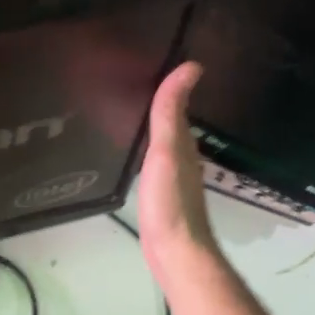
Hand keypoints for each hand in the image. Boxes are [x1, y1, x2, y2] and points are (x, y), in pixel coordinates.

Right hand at [136, 63, 221, 277]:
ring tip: (122, 114)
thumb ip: (171, 113)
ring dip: (149, 130)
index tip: (146, 64)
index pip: (177, 106)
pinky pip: (152, 164)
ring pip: (161, 144)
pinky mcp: (161, 196)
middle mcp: (183, 158)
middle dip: (155, 106)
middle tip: (125, 86)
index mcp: (184, 144)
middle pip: (169, 124)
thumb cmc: (170, 201)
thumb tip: (192, 65)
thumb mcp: (167, 152)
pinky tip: (129, 155)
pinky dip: (143, 152)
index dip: (166, 86)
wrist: (173, 250)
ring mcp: (172, 179)